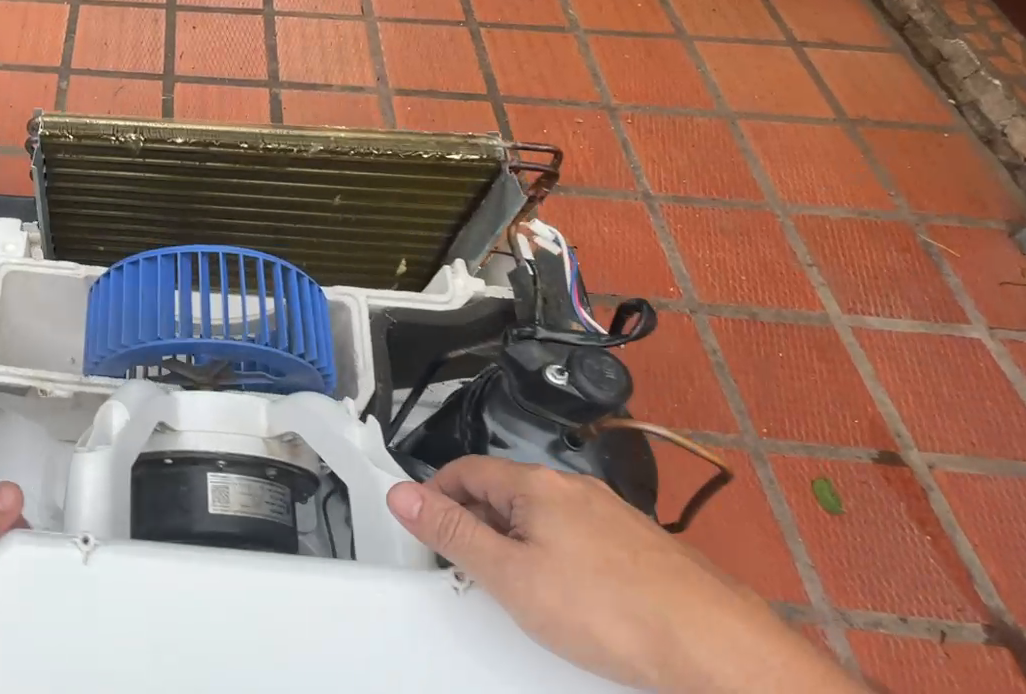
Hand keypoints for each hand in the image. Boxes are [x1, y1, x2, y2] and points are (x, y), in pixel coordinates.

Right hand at [387, 457, 859, 693]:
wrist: (722, 651)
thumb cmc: (607, 610)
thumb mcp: (509, 575)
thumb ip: (451, 533)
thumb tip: (399, 493)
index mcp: (536, 484)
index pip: (464, 470)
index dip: (435, 496)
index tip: (426, 532)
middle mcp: (574, 488)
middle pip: (503, 491)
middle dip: (476, 524)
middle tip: (467, 569)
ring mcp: (613, 515)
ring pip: (541, 516)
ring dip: (515, 542)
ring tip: (516, 589)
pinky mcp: (642, 547)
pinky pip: (577, 537)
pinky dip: (554, 557)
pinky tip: (569, 598)